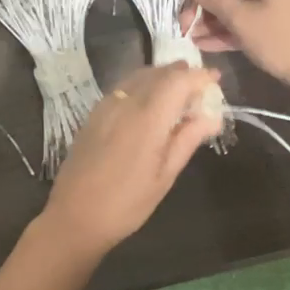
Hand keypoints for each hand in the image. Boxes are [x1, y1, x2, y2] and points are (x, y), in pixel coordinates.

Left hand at [35, 64, 222, 257]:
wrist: (73, 216)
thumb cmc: (126, 204)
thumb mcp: (164, 176)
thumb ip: (187, 139)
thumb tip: (211, 116)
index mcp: (146, 119)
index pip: (177, 80)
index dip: (198, 75)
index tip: (215, 79)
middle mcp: (123, 104)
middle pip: (156, 73)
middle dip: (181, 73)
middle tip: (201, 86)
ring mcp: (103, 108)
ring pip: (136, 77)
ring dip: (160, 77)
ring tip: (179, 92)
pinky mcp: (91, 116)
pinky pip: (121, 89)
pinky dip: (141, 86)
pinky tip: (150, 102)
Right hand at [181, 0, 289, 87]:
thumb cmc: (277, 39)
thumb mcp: (241, 19)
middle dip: (207, 4)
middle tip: (186, 22)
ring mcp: (279, 9)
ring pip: (240, 8)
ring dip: (214, 20)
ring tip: (192, 37)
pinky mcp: (280, 28)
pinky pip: (250, 22)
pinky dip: (230, 30)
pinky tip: (206, 45)